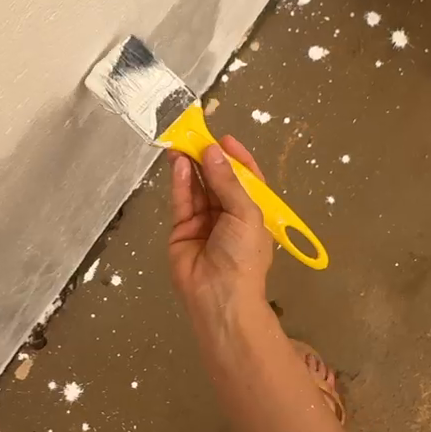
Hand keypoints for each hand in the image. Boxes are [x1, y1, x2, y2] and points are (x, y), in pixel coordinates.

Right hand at [167, 135, 274, 315]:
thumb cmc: (243, 255)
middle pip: (218, 180)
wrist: (220, 297)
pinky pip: (182, 200)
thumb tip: (213, 152)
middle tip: (195, 135)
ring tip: (182, 143)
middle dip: (209, 158)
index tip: (224, 139)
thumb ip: (227, 181)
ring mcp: (204, 222)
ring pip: (197, 187)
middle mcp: (228, 215)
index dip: (236, 158)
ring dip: (191, 166)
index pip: (245, 179)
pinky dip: (180, 181)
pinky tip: (178, 164)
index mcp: (252, 213)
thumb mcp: (245, 214)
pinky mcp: (182, 229)